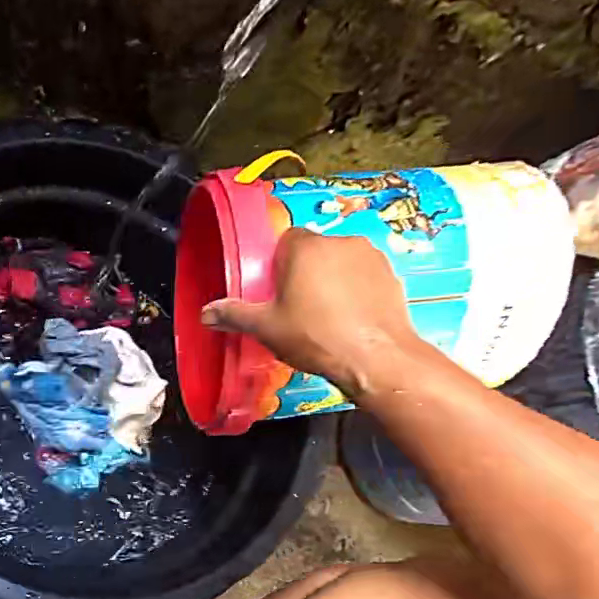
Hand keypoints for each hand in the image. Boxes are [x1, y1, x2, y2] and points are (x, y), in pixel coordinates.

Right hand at [199, 232, 428, 394]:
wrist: (375, 358)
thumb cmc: (314, 336)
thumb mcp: (265, 328)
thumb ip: (234, 315)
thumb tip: (206, 313)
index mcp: (305, 248)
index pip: (285, 240)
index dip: (276, 264)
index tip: (274, 290)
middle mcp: (340, 242)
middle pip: (313, 250)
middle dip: (303, 272)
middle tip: (294, 306)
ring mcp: (371, 256)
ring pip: (340, 262)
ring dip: (330, 279)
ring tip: (323, 315)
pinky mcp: (392, 274)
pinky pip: (363, 276)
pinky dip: (355, 290)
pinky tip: (348, 319)